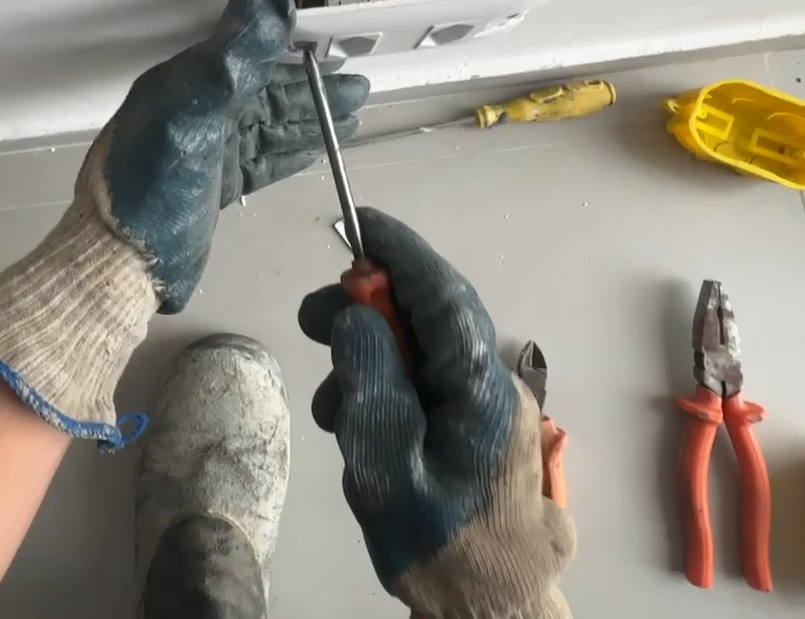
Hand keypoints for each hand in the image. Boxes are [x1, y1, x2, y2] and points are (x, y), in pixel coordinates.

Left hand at [103, 0, 369, 310]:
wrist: (118, 261)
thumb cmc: (151, 187)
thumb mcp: (192, 114)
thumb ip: (231, 56)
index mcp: (186, 85)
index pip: (248, 58)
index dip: (292, 52)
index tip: (331, 47)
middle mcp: (199, 112)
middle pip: (266, 93)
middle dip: (312, 89)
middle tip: (358, 87)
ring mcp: (209, 150)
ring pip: (270, 127)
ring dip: (310, 119)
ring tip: (352, 114)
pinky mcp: (217, 185)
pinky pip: (264, 160)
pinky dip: (292, 151)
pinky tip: (317, 147)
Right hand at [299, 208, 574, 617]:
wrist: (488, 609)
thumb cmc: (441, 544)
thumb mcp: (389, 466)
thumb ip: (372, 384)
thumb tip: (356, 315)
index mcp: (480, 386)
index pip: (441, 294)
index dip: (400, 251)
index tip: (360, 224)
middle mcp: (489, 381)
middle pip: (426, 312)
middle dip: (368, 304)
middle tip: (315, 318)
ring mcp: (481, 400)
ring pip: (417, 343)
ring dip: (367, 350)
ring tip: (331, 393)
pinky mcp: (468, 419)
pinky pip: (419, 376)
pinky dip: (379, 381)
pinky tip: (352, 418)